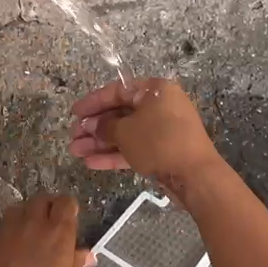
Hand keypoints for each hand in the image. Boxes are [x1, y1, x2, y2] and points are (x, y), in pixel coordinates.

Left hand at [0, 195, 89, 266]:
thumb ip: (74, 263)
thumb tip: (87, 254)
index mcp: (58, 232)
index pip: (66, 202)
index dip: (67, 209)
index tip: (67, 221)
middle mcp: (33, 222)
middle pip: (42, 200)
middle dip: (46, 209)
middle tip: (48, 228)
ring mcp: (8, 226)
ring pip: (19, 209)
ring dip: (25, 217)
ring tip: (26, 237)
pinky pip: (2, 225)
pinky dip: (8, 231)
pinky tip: (7, 251)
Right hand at [69, 78, 225, 191]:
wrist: (195, 175)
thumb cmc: (159, 142)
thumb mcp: (126, 131)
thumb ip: (104, 127)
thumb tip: (91, 126)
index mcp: (155, 91)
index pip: (118, 90)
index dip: (93, 102)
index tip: (74, 113)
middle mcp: (160, 107)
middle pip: (120, 113)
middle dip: (94, 127)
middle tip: (73, 136)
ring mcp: (162, 131)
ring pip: (125, 134)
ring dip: (99, 143)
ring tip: (75, 152)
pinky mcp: (162, 152)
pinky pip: (134, 149)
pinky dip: (114, 154)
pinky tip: (91, 163)